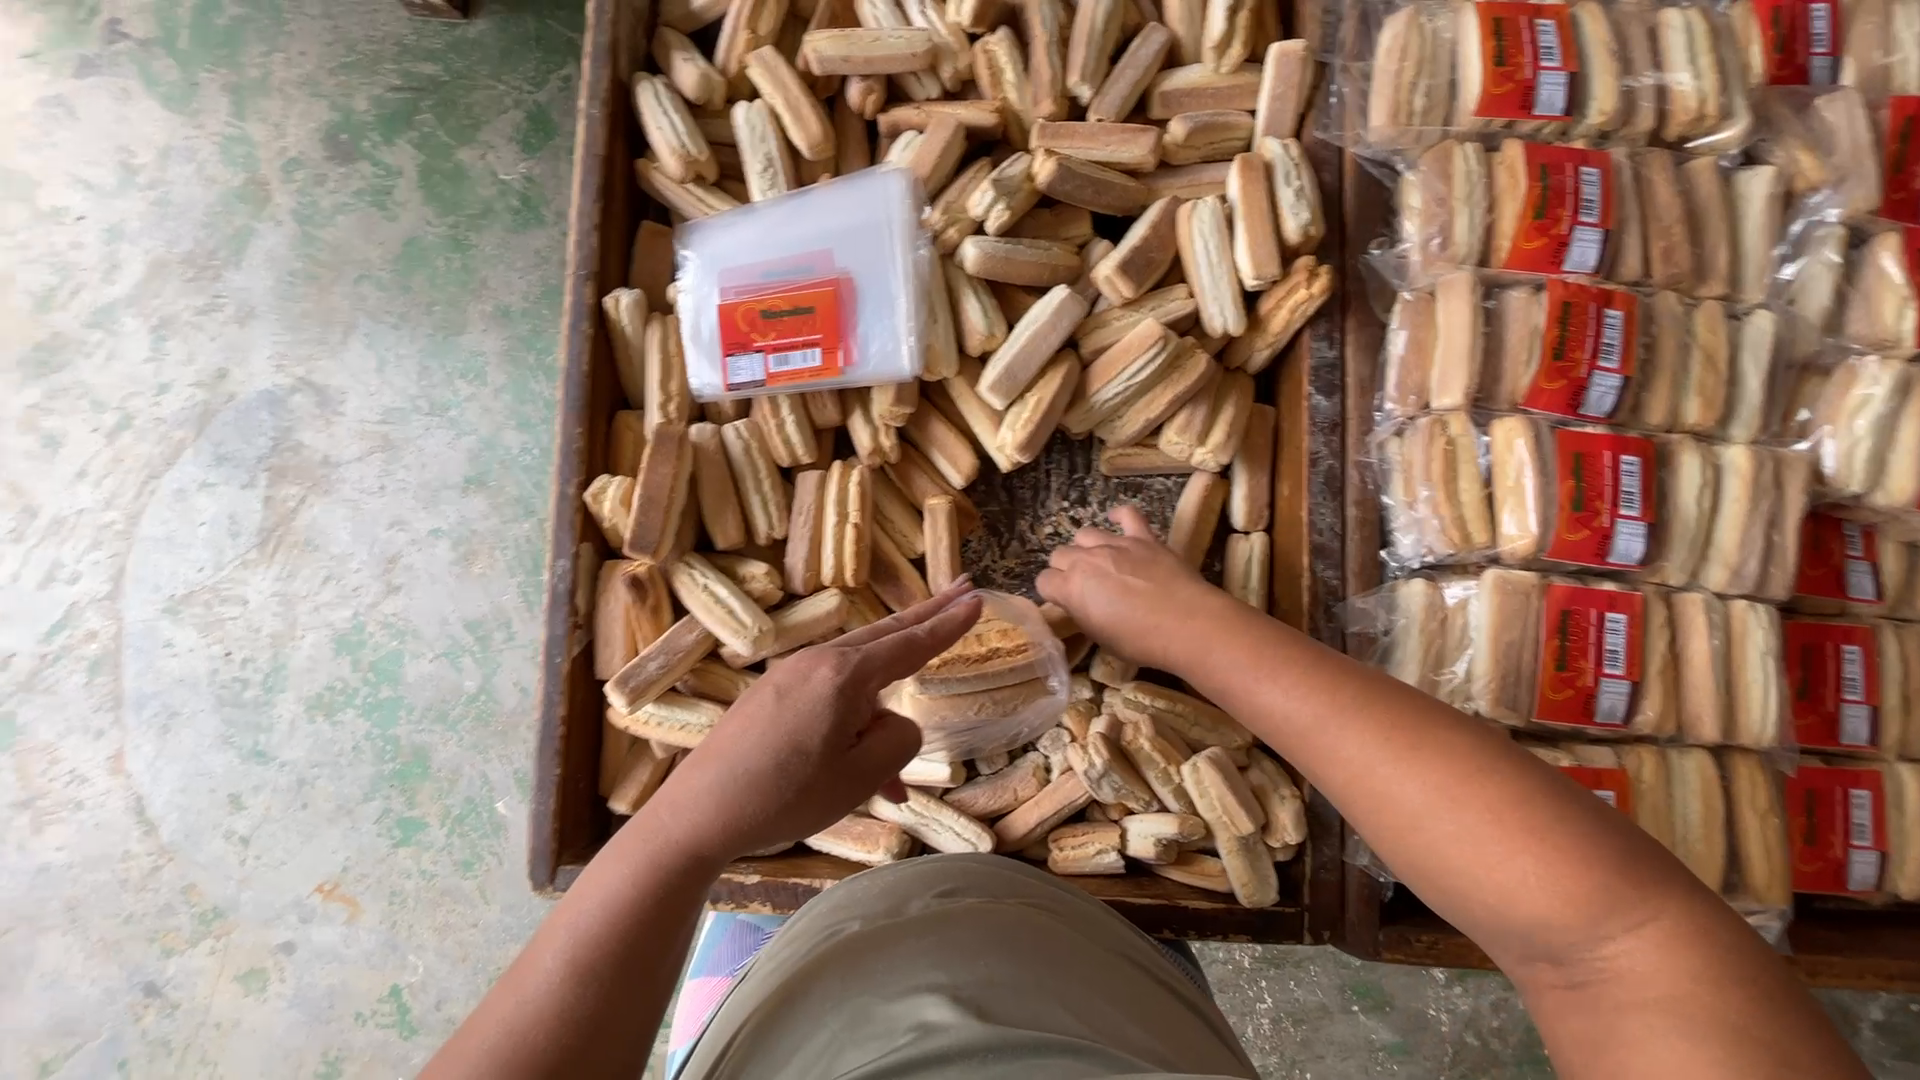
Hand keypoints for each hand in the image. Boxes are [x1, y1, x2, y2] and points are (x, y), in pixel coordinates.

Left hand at [641, 581, 983, 864]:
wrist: (697, 814)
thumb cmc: (785, 797)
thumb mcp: (860, 777)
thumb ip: (897, 740)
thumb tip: (893, 722)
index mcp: (845, 675)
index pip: (912, 643)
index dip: (949, 623)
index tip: (977, 597)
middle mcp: (818, 662)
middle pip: (886, 634)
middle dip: (928, 614)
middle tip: (962, 586)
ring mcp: (790, 675)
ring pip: (856, 681)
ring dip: (881, 716)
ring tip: (887, 782)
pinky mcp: (770, 695)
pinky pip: (827, 699)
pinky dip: (850, 729)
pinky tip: (848, 781)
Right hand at [1035, 505, 1241, 673]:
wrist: (1188, 625)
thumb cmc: (1141, 641)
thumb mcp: (1100, 636)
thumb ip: (1082, 613)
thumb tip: (1079, 603)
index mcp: (1071, 588)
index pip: (1043, 581)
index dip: (1051, 592)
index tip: (1063, 602)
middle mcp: (1087, 560)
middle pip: (1060, 554)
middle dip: (1065, 569)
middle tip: (1082, 585)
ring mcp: (1115, 544)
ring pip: (1084, 534)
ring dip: (1086, 548)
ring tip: (1098, 561)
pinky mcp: (1143, 537)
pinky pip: (1126, 515)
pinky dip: (1119, 516)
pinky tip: (1116, 520)